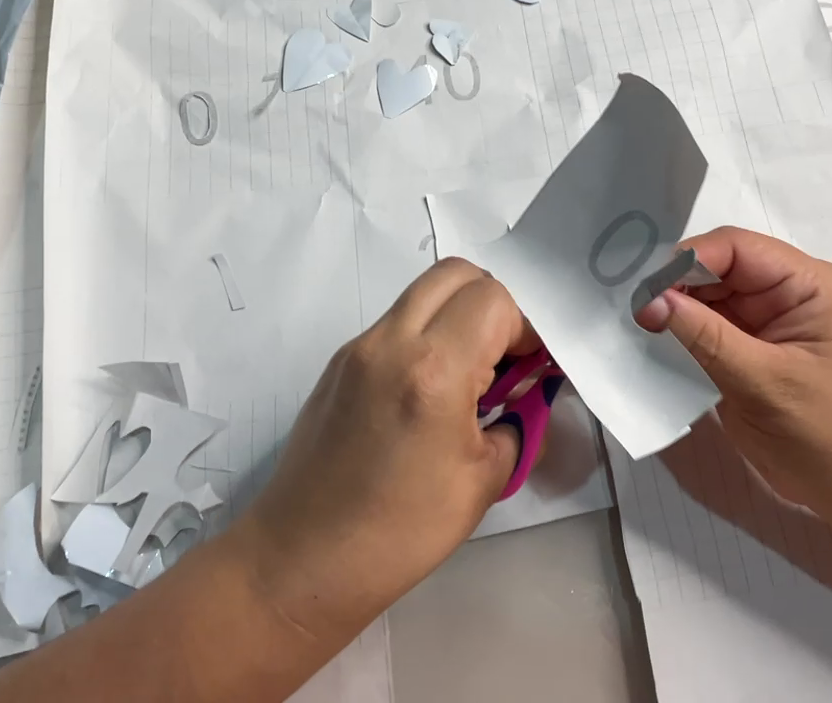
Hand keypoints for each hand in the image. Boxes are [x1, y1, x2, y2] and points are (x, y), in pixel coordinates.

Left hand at [229, 258, 537, 648]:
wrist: (302, 559)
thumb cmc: (401, 532)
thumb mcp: (483, 481)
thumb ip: (515, 422)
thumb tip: (524, 395)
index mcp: (433, 369)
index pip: (494, 299)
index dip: (524, 328)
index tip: (529, 368)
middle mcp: (391, 341)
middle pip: (455, 273)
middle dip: (492, 305)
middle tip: (503, 358)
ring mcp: (358, 347)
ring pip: (421, 293)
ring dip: (456, 317)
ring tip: (467, 377)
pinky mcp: (339, 362)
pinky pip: (395, 323)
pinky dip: (425, 336)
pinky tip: (428, 393)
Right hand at [635, 227, 831, 541]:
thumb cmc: (830, 438)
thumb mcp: (763, 383)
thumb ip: (704, 336)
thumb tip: (649, 299)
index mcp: (809, 285)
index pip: (736, 249)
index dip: (687, 260)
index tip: (644, 290)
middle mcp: (790, 292)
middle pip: (718, 268)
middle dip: (675, 285)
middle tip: (633, 311)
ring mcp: (771, 321)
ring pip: (709, 296)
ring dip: (675, 309)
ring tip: (636, 325)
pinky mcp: (755, 349)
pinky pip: (711, 326)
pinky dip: (683, 333)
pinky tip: (655, 342)